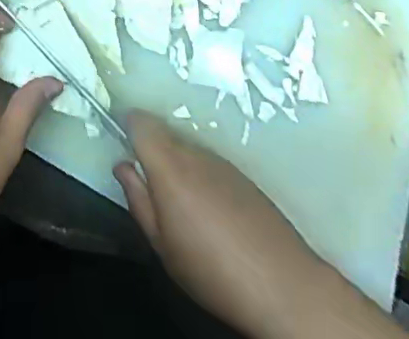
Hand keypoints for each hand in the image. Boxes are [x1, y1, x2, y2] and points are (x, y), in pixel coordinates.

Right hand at [115, 111, 397, 338]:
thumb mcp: (161, 243)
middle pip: (165, 133)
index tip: (123, 141)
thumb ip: (137, 199)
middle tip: (149, 185)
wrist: (286, 287)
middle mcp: (196, 154)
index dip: (128, 125)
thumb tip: (123, 166)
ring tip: (181, 205)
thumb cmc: (212, 269)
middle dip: (152, 148)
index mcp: (169, 165)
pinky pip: (211, 164)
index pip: (142, 122)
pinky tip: (209, 212)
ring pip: (189, 149)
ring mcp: (224, 163)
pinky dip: (202, 177)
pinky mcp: (245, 178)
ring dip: (178, 164)